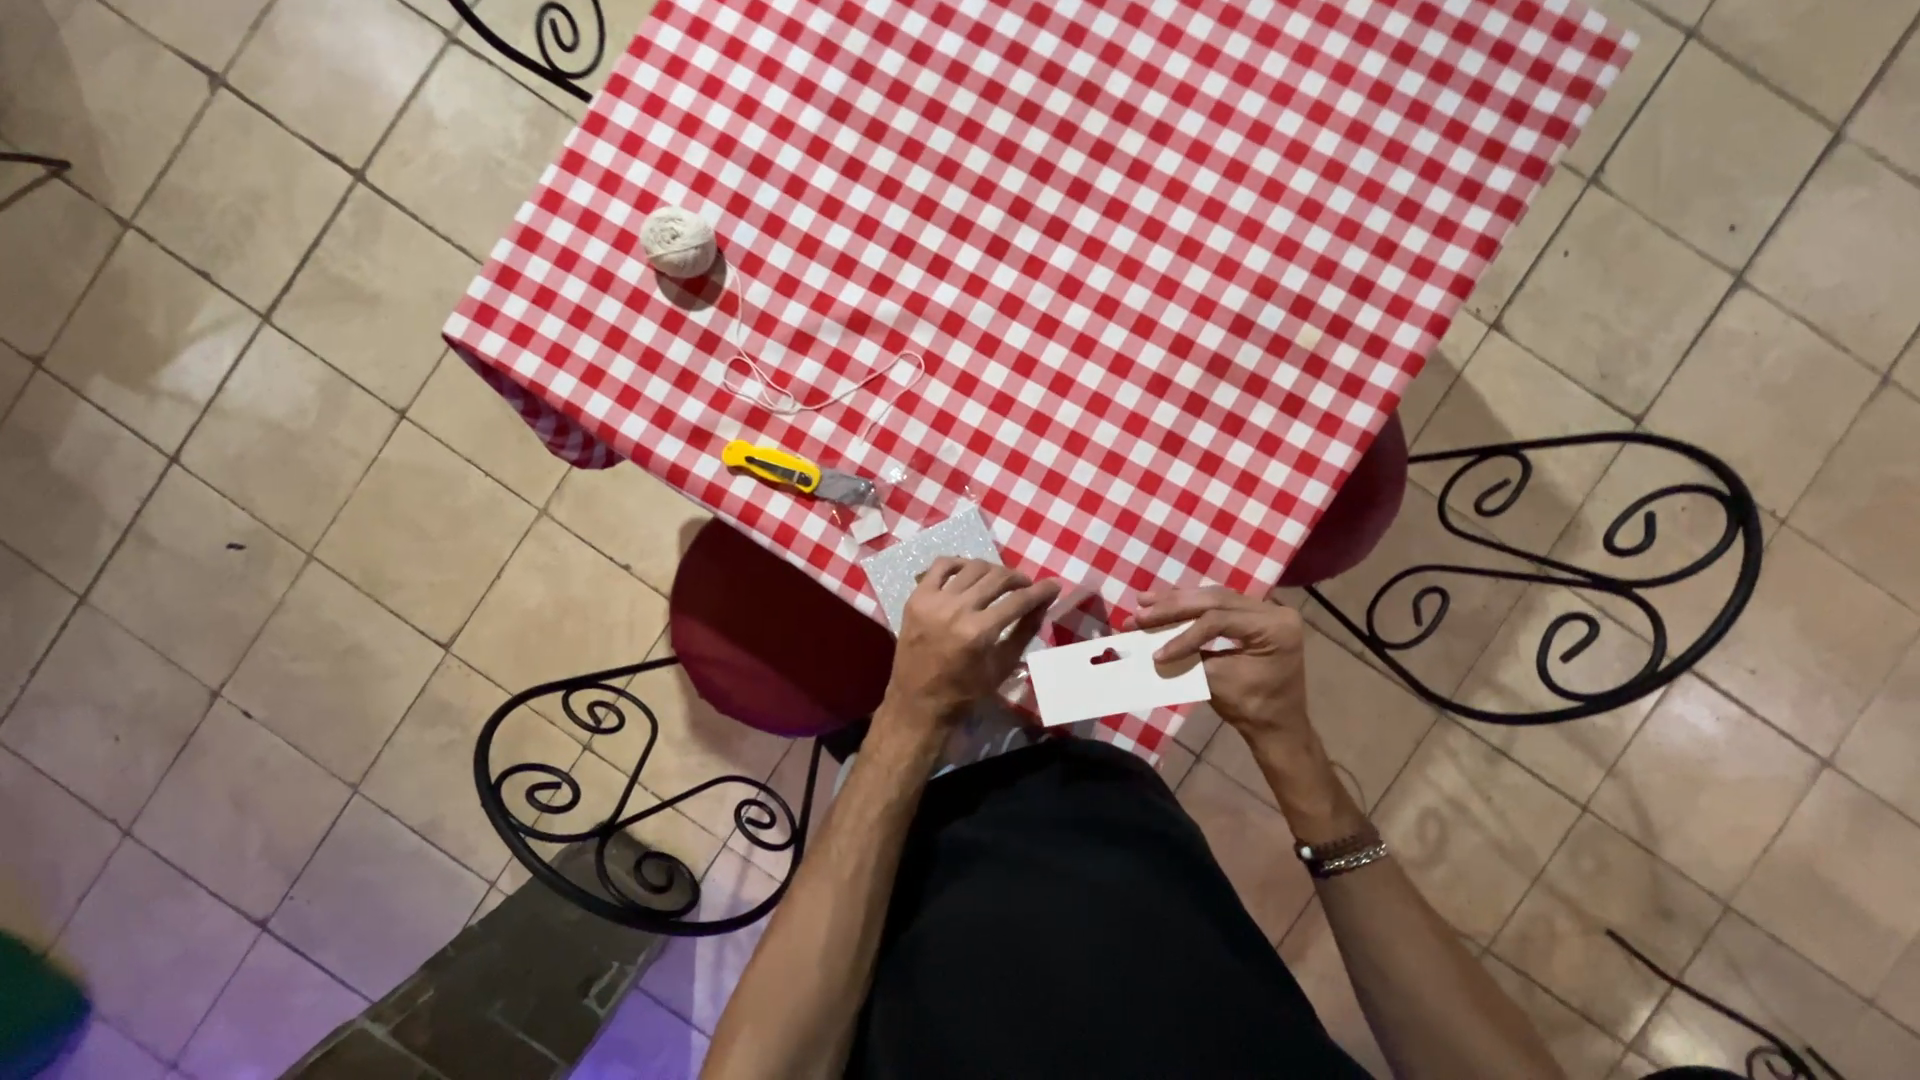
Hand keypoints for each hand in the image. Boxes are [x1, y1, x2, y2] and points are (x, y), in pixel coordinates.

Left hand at [882, 558, 1061, 729]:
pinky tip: (969, 571)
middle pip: (997, 578)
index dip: (1041, 591)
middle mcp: (956, 610)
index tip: (1053, 585)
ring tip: (1000, 580)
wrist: (917, 702)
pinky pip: (940, 566)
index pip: (1019, 600)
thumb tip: (1043, 603)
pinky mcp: (916, 598)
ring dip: (993, 570)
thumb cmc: (965, 691)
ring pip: (972, 567)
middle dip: (1019, 579)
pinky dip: (958, 563)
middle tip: (1026, 586)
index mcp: (978, 632)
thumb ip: (1025, 630)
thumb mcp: (1002, 666)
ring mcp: (933, 601)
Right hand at [1134, 587, 1308, 739]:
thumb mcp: (1218, 682)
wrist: (1276, 726)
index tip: (1156, 654)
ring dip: (1177, 601)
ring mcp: (1264, 611)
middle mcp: (1272, 610)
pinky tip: (1164, 604)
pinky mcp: (1253, 616)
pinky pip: (1218, 605)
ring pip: (1213, 598)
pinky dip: (1190, 606)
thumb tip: (1151, 646)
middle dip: (1173, 606)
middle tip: (1140, 612)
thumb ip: (1188, 657)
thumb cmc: (1252, 708)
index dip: (1183, 635)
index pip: (1219, 620)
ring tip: (1144, 602)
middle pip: (1215, 600)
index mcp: (1274, 627)